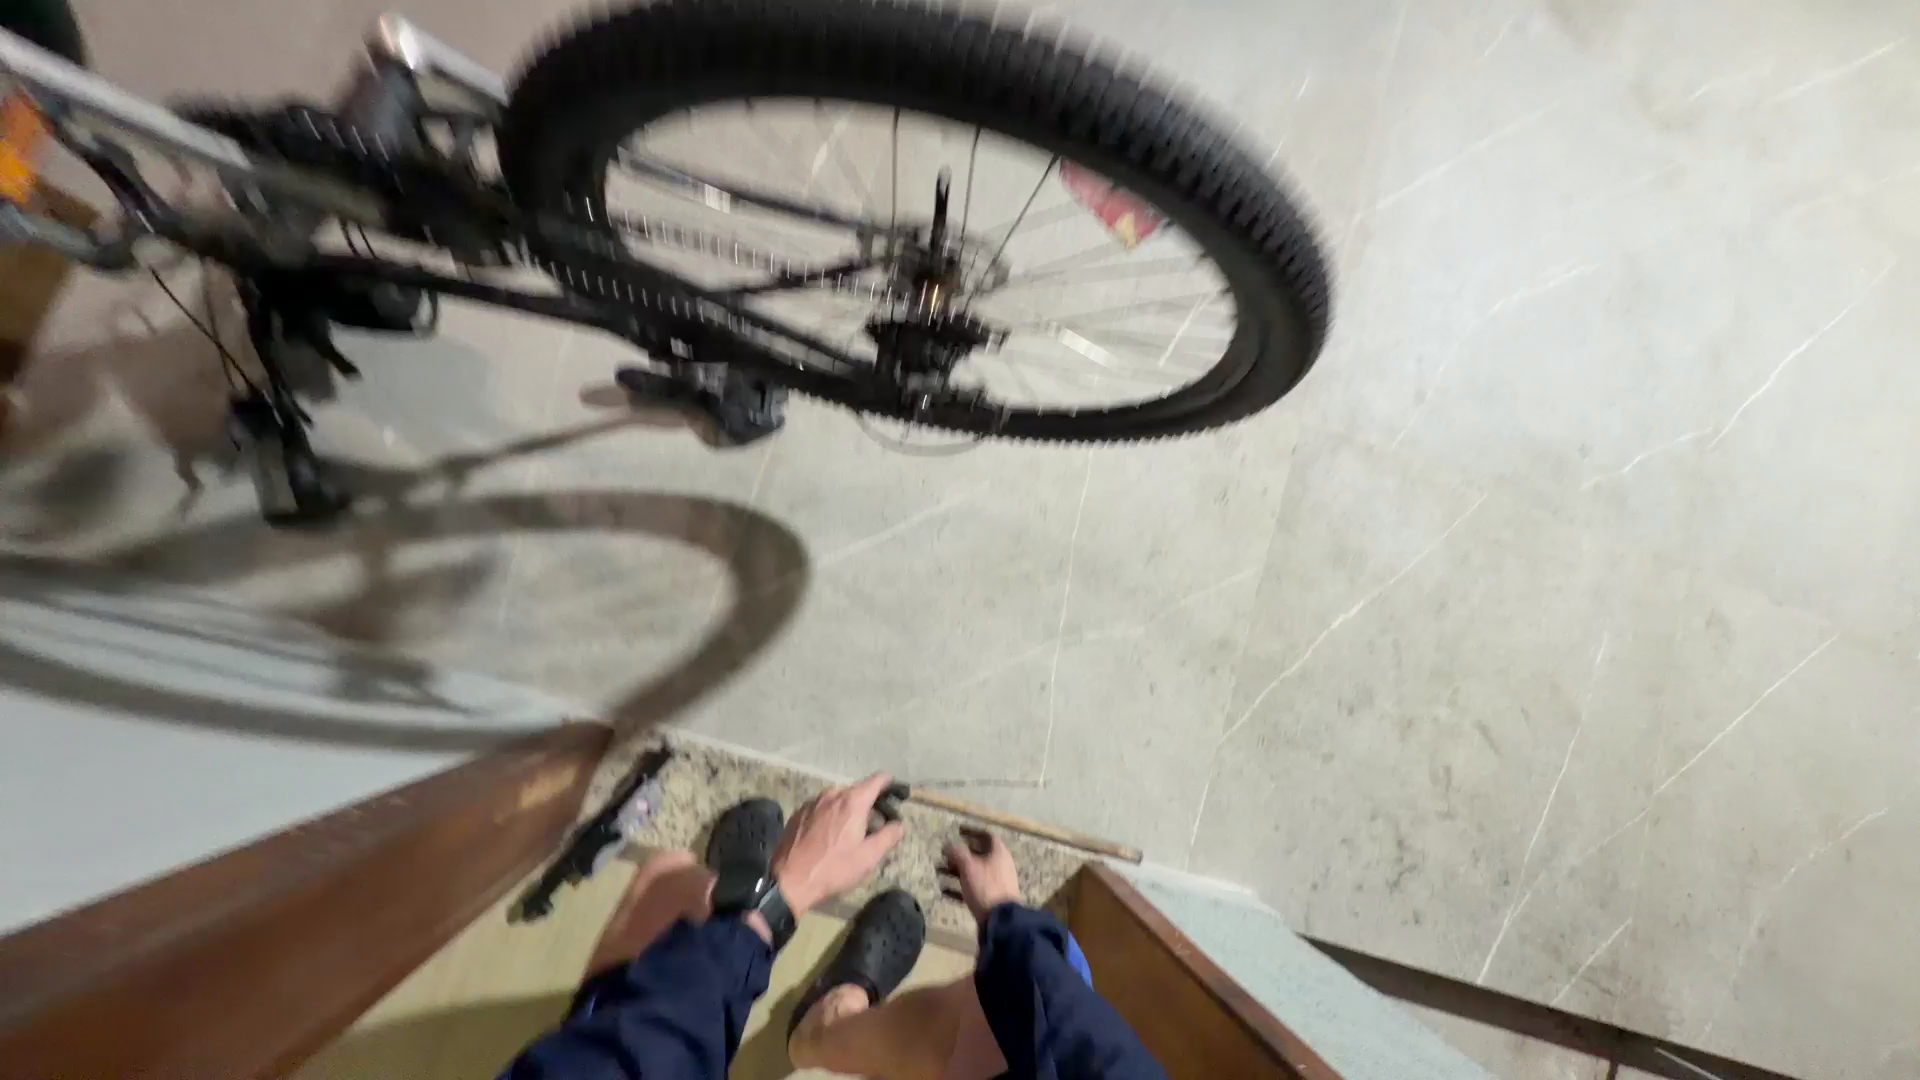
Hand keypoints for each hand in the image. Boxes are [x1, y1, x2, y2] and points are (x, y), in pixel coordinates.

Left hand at [770, 772, 905, 914]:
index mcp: (853, 801)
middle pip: (858, 791)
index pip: (877, 779)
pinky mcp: (799, 813)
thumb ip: (888, 836)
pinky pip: (822, 807)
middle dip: (868, 804)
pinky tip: (827, 836)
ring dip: (848, 810)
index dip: (889, 783)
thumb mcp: (868, 857)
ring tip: (849, 834)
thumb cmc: (833, 869)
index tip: (895, 793)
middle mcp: (833, 794)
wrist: (789, 881)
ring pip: (838, 799)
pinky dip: (830, 815)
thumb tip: (899, 824)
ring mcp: (813, 802)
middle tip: (873, 826)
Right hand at [943, 829, 1021, 921]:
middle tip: (944, 854)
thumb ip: (957, 853)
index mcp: (999, 853)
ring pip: (973, 872)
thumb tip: (947, 843)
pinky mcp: (990, 899)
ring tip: (938, 871)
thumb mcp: (969, 866)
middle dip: (959, 854)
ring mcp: (995, 883)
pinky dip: (959, 888)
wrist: (1001, 922)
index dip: (972, 831)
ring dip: (956, 871)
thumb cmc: (986, 887)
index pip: (986, 836)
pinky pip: (972, 889)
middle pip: (978, 855)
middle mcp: (999, 865)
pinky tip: (944, 891)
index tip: (958, 831)